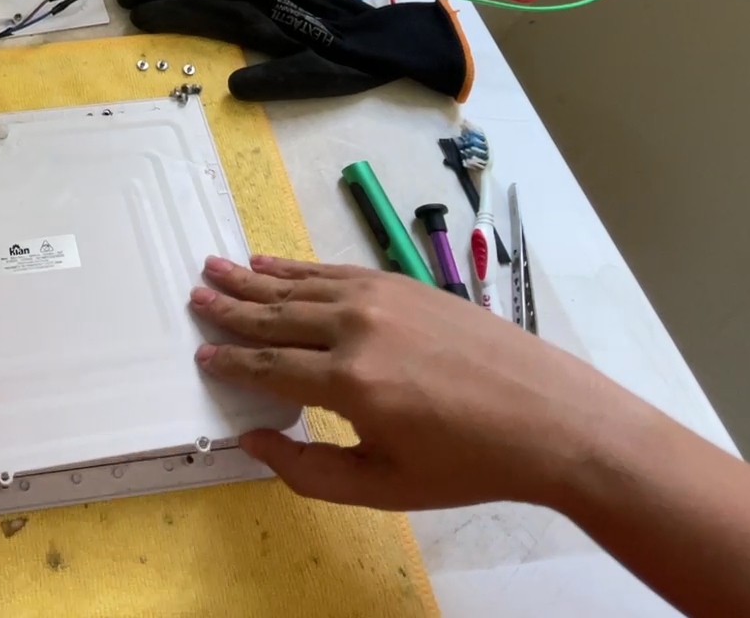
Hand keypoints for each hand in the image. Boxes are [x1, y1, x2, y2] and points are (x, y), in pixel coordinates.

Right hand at [190, 255, 653, 511]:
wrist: (554, 420)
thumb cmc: (469, 463)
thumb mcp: (387, 487)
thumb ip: (309, 471)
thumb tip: (252, 440)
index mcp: (349, 384)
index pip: (267, 366)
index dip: (230, 362)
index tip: (202, 355)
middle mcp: (354, 330)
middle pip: (273, 316)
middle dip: (228, 308)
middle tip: (195, 295)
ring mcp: (376, 298)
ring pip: (295, 286)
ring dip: (250, 279)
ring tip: (215, 268)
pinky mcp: (396, 282)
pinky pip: (329, 271)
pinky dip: (293, 268)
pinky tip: (267, 263)